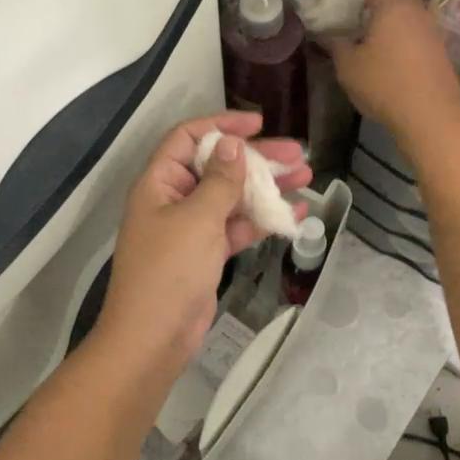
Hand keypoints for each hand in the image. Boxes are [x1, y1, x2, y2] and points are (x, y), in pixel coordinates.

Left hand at [95, 111, 311, 373]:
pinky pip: (236, 227)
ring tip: (306, 178)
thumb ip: (219, 181)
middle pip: (217, 167)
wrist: (153, 336)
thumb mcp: (197, 220)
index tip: (258, 123)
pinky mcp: (206, 254)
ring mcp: (190, 228)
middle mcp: (173, 199)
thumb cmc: (168, 271)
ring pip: (232, 197)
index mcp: (159, 183)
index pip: (188, 138)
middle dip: (257, 159)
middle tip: (297, 155)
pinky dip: (262, 220)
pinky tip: (294, 214)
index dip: (222, 125)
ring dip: (266, 188)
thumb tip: (233, 145)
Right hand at [323, 0, 459, 143]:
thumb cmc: (384, 85)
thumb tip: (325, 35)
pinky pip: (419, 27)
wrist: (430, 115)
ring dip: (394, 11)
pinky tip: (394, 46)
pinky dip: (405, 28)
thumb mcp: (349, 67)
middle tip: (362, 4)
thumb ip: (336, 46)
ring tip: (377, 26)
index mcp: (391, 5)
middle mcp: (416, 9)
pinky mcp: (440, 48)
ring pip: (412, 8)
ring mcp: (432, 28)